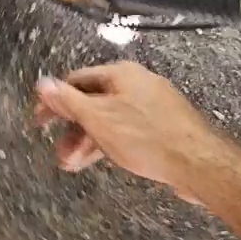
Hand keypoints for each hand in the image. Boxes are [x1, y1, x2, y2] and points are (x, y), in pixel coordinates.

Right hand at [34, 62, 240, 202]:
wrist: (200, 165)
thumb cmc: (147, 138)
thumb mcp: (97, 118)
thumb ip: (67, 101)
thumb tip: (42, 83)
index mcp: (121, 74)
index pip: (75, 81)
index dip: (54, 102)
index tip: (40, 121)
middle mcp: (137, 83)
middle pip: (93, 102)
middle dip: (72, 129)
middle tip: (59, 151)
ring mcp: (153, 105)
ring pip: (110, 119)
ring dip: (88, 140)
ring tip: (74, 164)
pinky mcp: (164, 126)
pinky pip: (128, 130)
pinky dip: (110, 143)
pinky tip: (103, 159)